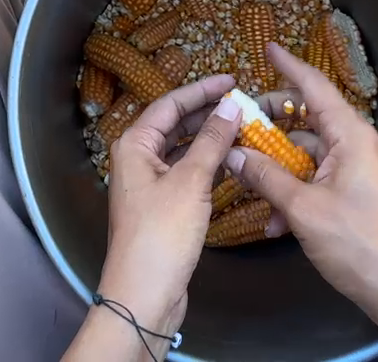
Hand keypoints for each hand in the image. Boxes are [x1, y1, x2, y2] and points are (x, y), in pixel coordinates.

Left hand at [84, 74, 241, 351]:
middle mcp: (138, 158)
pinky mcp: (163, 205)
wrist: (144, 297)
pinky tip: (231, 160)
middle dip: (208, 113)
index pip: (171, 103)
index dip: (202, 90)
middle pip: (175, 124)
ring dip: (210, 138)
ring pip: (183, 149)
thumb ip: (212, 141)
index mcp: (135, 144)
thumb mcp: (191, 182)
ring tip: (243, 127)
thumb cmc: (162, 233)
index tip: (232, 80)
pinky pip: (187, 172)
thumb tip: (231, 105)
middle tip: (242, 103)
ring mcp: (150, 183)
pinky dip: (208, 164)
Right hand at [223, 45, 377, 307]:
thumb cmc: (359, 242)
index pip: (313, 85)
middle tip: (238, 123)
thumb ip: (265, 176)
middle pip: (305, 118)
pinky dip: (291, 193)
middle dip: (270, 122)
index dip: (289, 65)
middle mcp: (352, 143)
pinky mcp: (351, 194)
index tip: (268, 48)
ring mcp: (353, 169)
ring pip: (305, 153)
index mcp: (348, 134)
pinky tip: (273, 223)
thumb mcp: (303, 208)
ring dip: (276, 167)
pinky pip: (313, 179)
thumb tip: (232, 153)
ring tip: (246, 181)